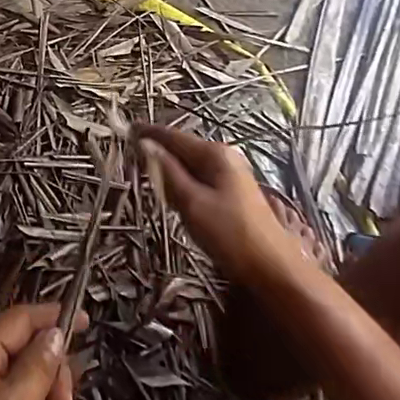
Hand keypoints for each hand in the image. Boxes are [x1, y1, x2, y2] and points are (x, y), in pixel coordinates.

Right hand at [136, 122, 302, 286]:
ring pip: (190, 166)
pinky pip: (199, 179)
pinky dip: (182, 183)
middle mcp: (224, 157)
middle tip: (130, 158)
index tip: (126, 130)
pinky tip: (174, 197)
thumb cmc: (230, 234)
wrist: (274, 269)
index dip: (149, 134)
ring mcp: (231, 175)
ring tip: (146, 176)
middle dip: (158, 152)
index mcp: (214, 154)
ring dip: (169, 170)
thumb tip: (145, 145)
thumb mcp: (192, 202)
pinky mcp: (233, 193)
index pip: (174, 136)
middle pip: (182, 149)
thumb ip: (167, 171)